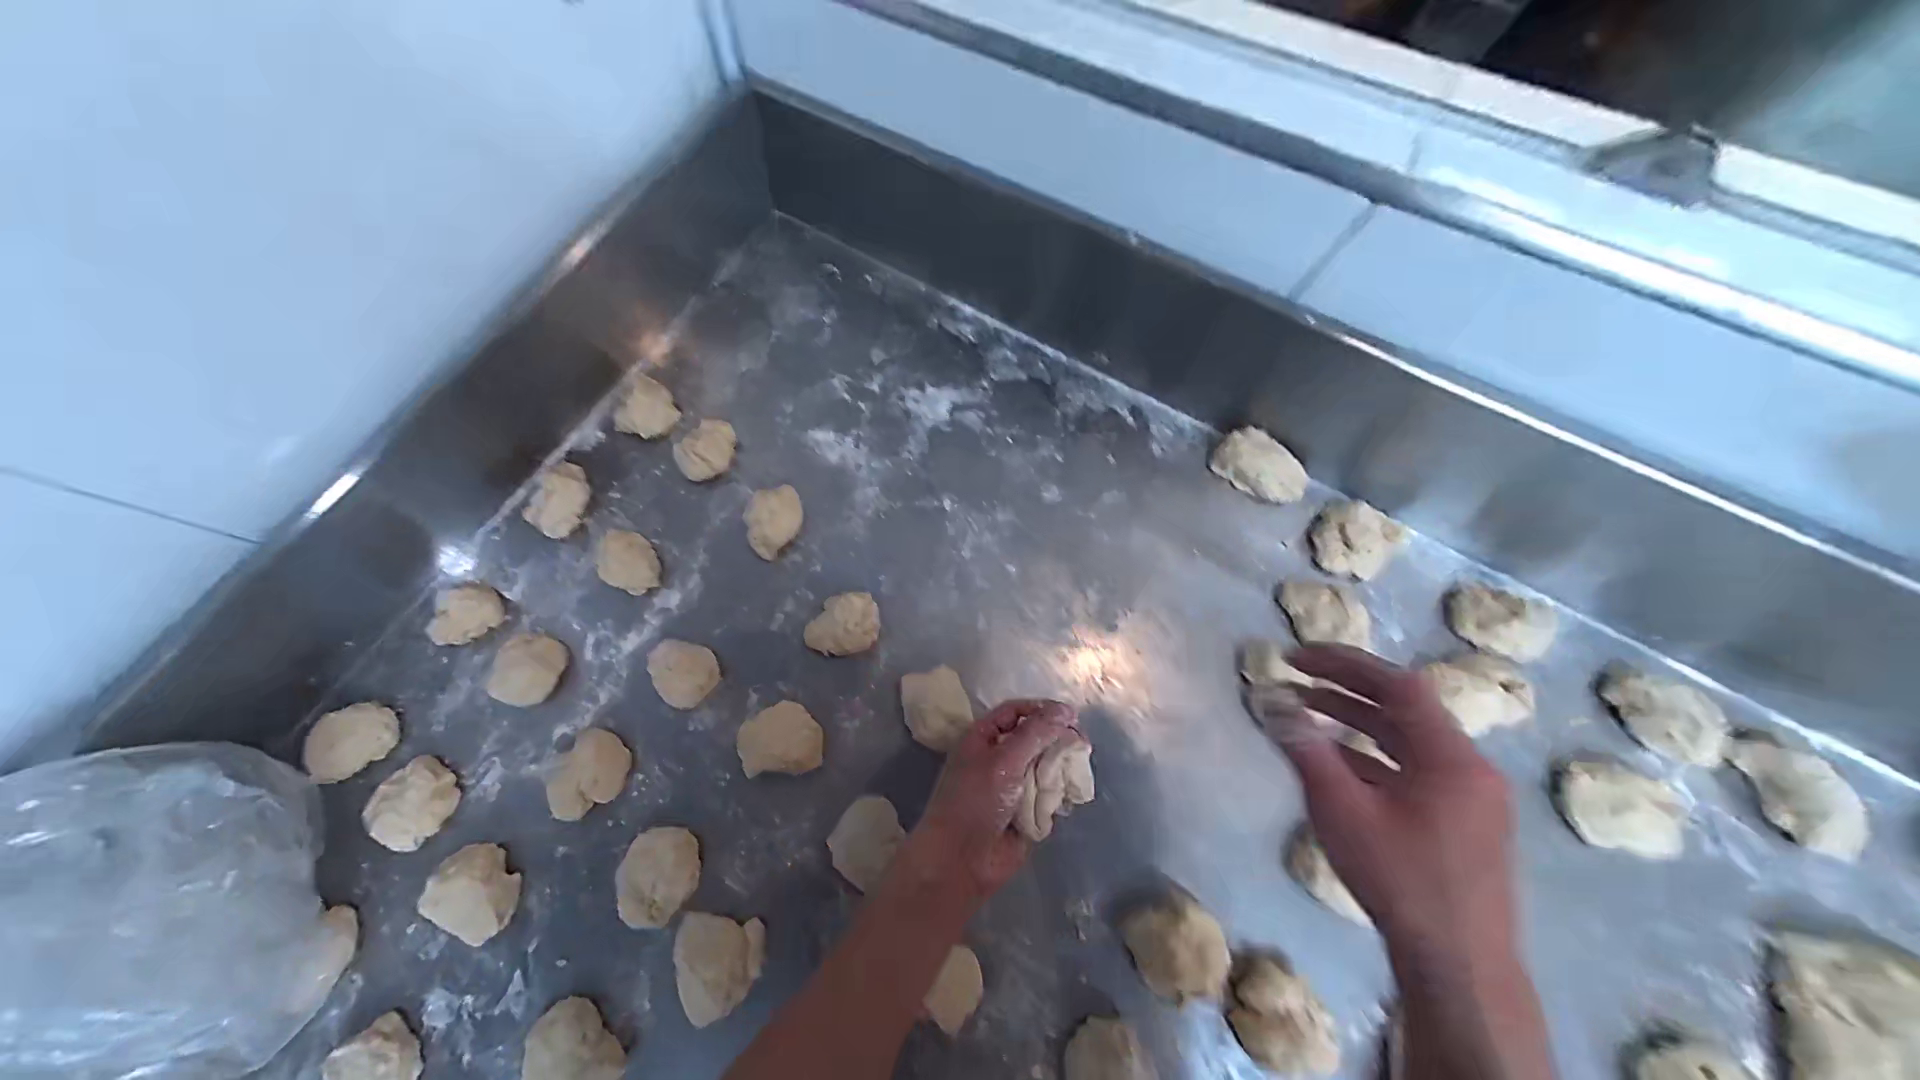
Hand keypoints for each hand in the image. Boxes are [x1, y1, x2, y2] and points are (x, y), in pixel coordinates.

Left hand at [903, 699, 1078, 901]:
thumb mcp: (1004, 760)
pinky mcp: (1027, 811)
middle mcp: (998, 757)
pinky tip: (1070, 796)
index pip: (1015, 711)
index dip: (1041, 709)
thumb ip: (1035, 733)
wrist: (961, 860)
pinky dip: (1058, 794)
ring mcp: (1013, 785)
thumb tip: (1065, 711)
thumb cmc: (975, 801)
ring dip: (1060, 768)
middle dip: (1057, 740)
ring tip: (1077, 770)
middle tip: (1082, 745)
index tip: (1071, 716)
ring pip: (1045, 766)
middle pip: (1035, 738)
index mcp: (983, 738)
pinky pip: (1049, 795)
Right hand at [1255, 646, 1517, 972]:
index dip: (1344, 663)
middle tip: (1295, 675)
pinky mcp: (1462, 820)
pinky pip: (1413, 768)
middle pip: (1404, 708)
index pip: (1398, 684)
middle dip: (1345, 687)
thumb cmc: (1398, 877)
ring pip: (1407, 740)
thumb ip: (1306, 749)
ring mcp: (1470, 795)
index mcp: (1451, 756)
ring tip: (1306, 710)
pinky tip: (1334, 760)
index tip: (1296, 657)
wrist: (1459, 965)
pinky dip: (1371, 755)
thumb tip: (1272, 702)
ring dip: (1356, 721)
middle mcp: (1469, 766)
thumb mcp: (1341, 808)